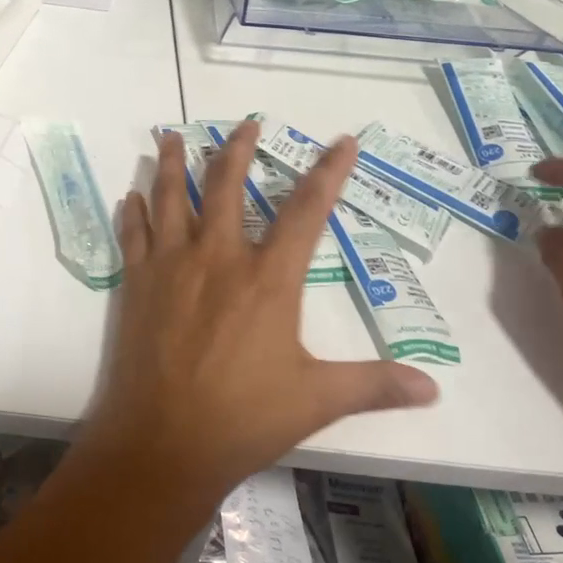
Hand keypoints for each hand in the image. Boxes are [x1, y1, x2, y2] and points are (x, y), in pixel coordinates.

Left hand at [78, 121, 438, 501]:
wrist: (163, 439)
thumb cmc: (244, 418)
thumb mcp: (318, 401)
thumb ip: (372, 385)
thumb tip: (432, 389)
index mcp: (267, 279)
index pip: (306, 212)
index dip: (327, 173)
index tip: (340, 142)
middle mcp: (217, 257)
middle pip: (225, 186)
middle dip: (237, 150)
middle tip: (245, 124)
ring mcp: (170, 265)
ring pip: (169, 197)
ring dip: (170, 164)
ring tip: (169, 135)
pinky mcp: (135, 282)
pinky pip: (132, 234)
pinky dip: (132, 212)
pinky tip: (130, 196)